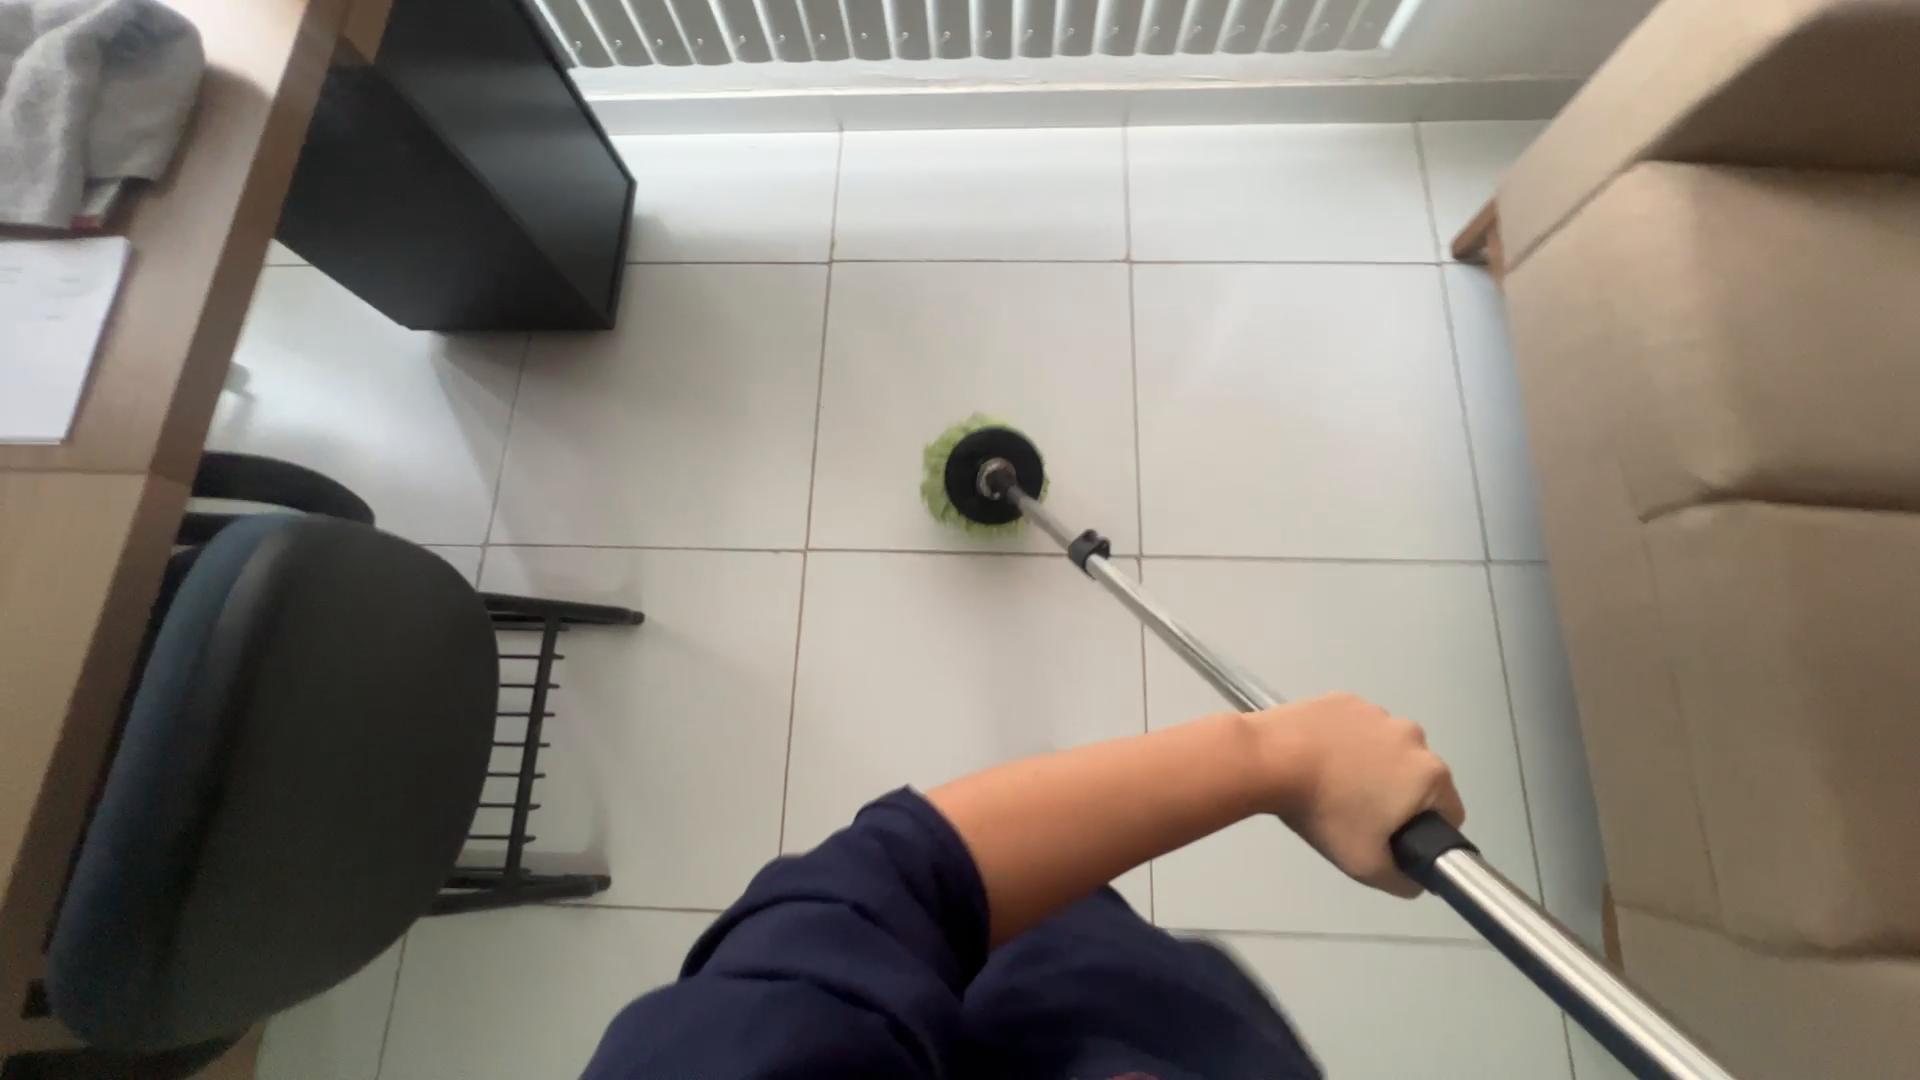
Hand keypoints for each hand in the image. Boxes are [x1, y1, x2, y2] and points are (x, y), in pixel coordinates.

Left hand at [1253, 694, 1466, 898]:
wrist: (1268, 759)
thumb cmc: (1322, 811)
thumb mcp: (1367, 866)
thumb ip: (1405, 880)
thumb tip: (1416, 878)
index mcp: (1431, 773)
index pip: (1449, 813)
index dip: (1424, 831)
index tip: (1392, 837)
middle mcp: (1411, 735)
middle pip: (1417, 777)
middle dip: (1396, 795)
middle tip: (1355, 811)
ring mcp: (1374, 711)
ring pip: (1385, 749)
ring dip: (1369, 763)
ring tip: (1330, 782)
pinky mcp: (1342, 698)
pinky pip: (1354, 727)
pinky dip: (1343, 740)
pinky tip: (1317, 755)